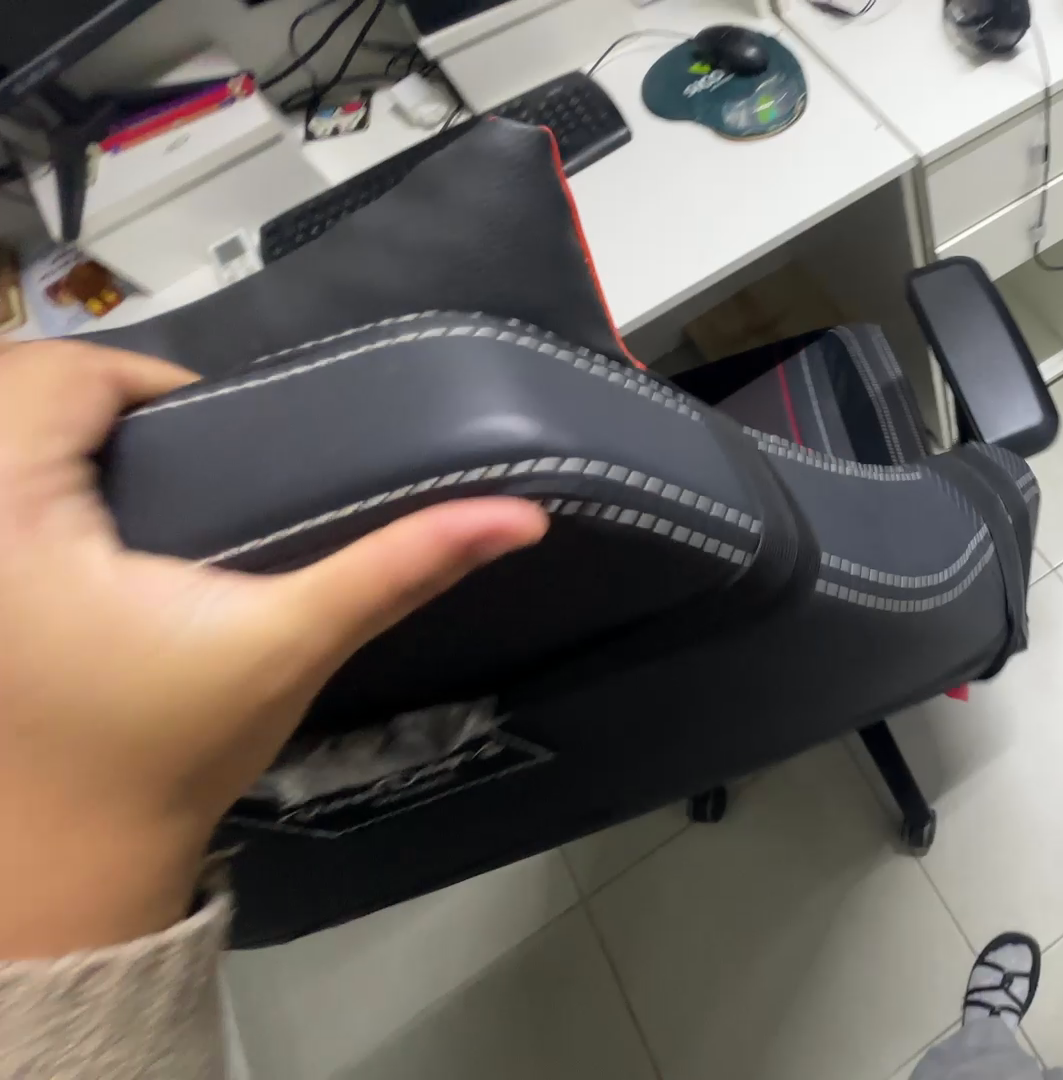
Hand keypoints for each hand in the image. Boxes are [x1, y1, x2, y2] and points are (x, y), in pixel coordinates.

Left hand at [0, 341, 547, 958]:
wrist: (69, 855)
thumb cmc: (174, 739)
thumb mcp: (300, 639)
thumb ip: (405, 567)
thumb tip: (520, 515)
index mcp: (6, 516)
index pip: (56, 372)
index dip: (154, 382)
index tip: (243, 436)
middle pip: (24, 400)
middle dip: (126, 411)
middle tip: (231, 461)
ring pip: (8, 446)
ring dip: (92, 447)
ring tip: (195, 495)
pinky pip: (5, 498)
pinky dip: (62, 488)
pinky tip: (135, 543)